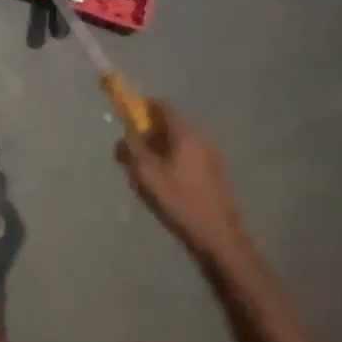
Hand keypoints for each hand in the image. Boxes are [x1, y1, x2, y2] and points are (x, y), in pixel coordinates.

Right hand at [115, 99, 245, 260]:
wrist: (217, 234)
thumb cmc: (178, 200)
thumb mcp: (145, 173)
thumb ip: (131, 149)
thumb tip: (124, 135)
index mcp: (186, 135)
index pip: (163, 106)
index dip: (142, 106)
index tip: (125, 116)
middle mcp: (201, 139)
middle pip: (170, 124)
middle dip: (147, 131)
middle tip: (130, 149)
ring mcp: (211, 156)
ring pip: (178, 141)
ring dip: (158, 147)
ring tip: (143, 169)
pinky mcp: (214, 173)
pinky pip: (187, 155)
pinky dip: (170, 159)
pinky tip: (162, 182)